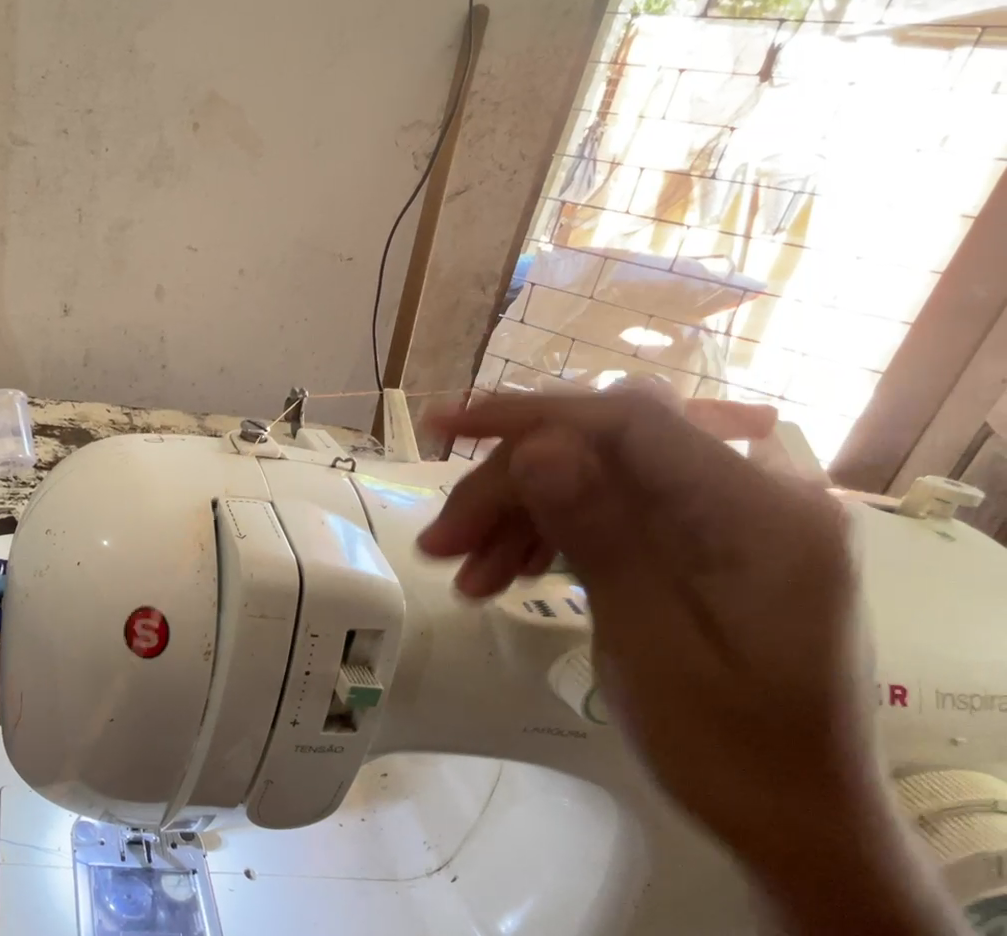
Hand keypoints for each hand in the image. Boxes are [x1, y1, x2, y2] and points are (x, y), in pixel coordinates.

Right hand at [417, 391, 963, 934]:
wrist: (790, 817)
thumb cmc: (730, 747)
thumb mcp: (653, 644)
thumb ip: (602, 535)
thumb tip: (537, 447)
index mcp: (761, 512)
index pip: (630, 421)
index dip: (529, 415)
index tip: (443, 428)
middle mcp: (748, 494)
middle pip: (598, 449)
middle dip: (508, 487)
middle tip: (441, 544)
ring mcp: (721, 515)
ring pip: (588, 478)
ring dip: (515, 516)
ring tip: (463, 575)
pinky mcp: (694, 538)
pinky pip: (602, 511)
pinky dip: (542, 536)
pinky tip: (500, 575)